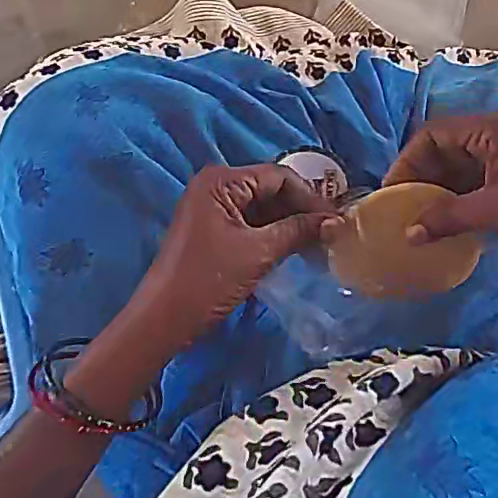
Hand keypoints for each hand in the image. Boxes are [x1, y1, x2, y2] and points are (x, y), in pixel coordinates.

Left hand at [118, 164, 336, 358]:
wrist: (162, 321)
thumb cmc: (207, 280)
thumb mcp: (258, 253)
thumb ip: (298, 231)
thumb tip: (333, 222)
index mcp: (221, 181)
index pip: (279, 176)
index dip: (310, 197)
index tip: (335, 219)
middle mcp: (216, 186)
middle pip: (271, 189)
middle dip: (301, 210)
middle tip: (330, 232)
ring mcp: (213, 207)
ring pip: (263, 207)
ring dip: (289, 224)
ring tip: (318, 244)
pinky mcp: (213, 229)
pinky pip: (251, 222)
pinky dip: (273, 234)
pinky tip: (295, 249)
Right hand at [384, 112, 497, 279]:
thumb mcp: (497, 211)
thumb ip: (449, 217)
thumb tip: (409, 233)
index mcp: (494, 128)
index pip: (436, 133)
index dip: (409, 159)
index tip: (394, 190)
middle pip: (446, 146)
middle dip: (423, 175)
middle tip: (403, 205)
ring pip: (461, 165)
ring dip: (440, 188)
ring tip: (420, 215)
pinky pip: (477, 178)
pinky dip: (459, 196)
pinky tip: (447, 218)